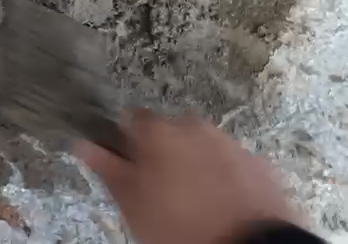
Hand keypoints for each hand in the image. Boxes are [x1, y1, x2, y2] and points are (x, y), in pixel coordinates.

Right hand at [77, 111, 301, 243]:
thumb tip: (83, 144)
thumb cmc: (182, 228)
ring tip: (198, 201)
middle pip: (170, 131)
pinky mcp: (264, 168)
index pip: (132, 119)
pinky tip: (227, 205)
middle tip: (164, 189)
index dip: (129, 142)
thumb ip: (109, 169)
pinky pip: (235, 166)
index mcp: (158, 130)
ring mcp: (233, 144)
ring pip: (204, 146)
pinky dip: (229, 178)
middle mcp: (194, 125)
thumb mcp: (134, 205)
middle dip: (165, 152)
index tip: (131, 168)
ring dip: (197, 163)